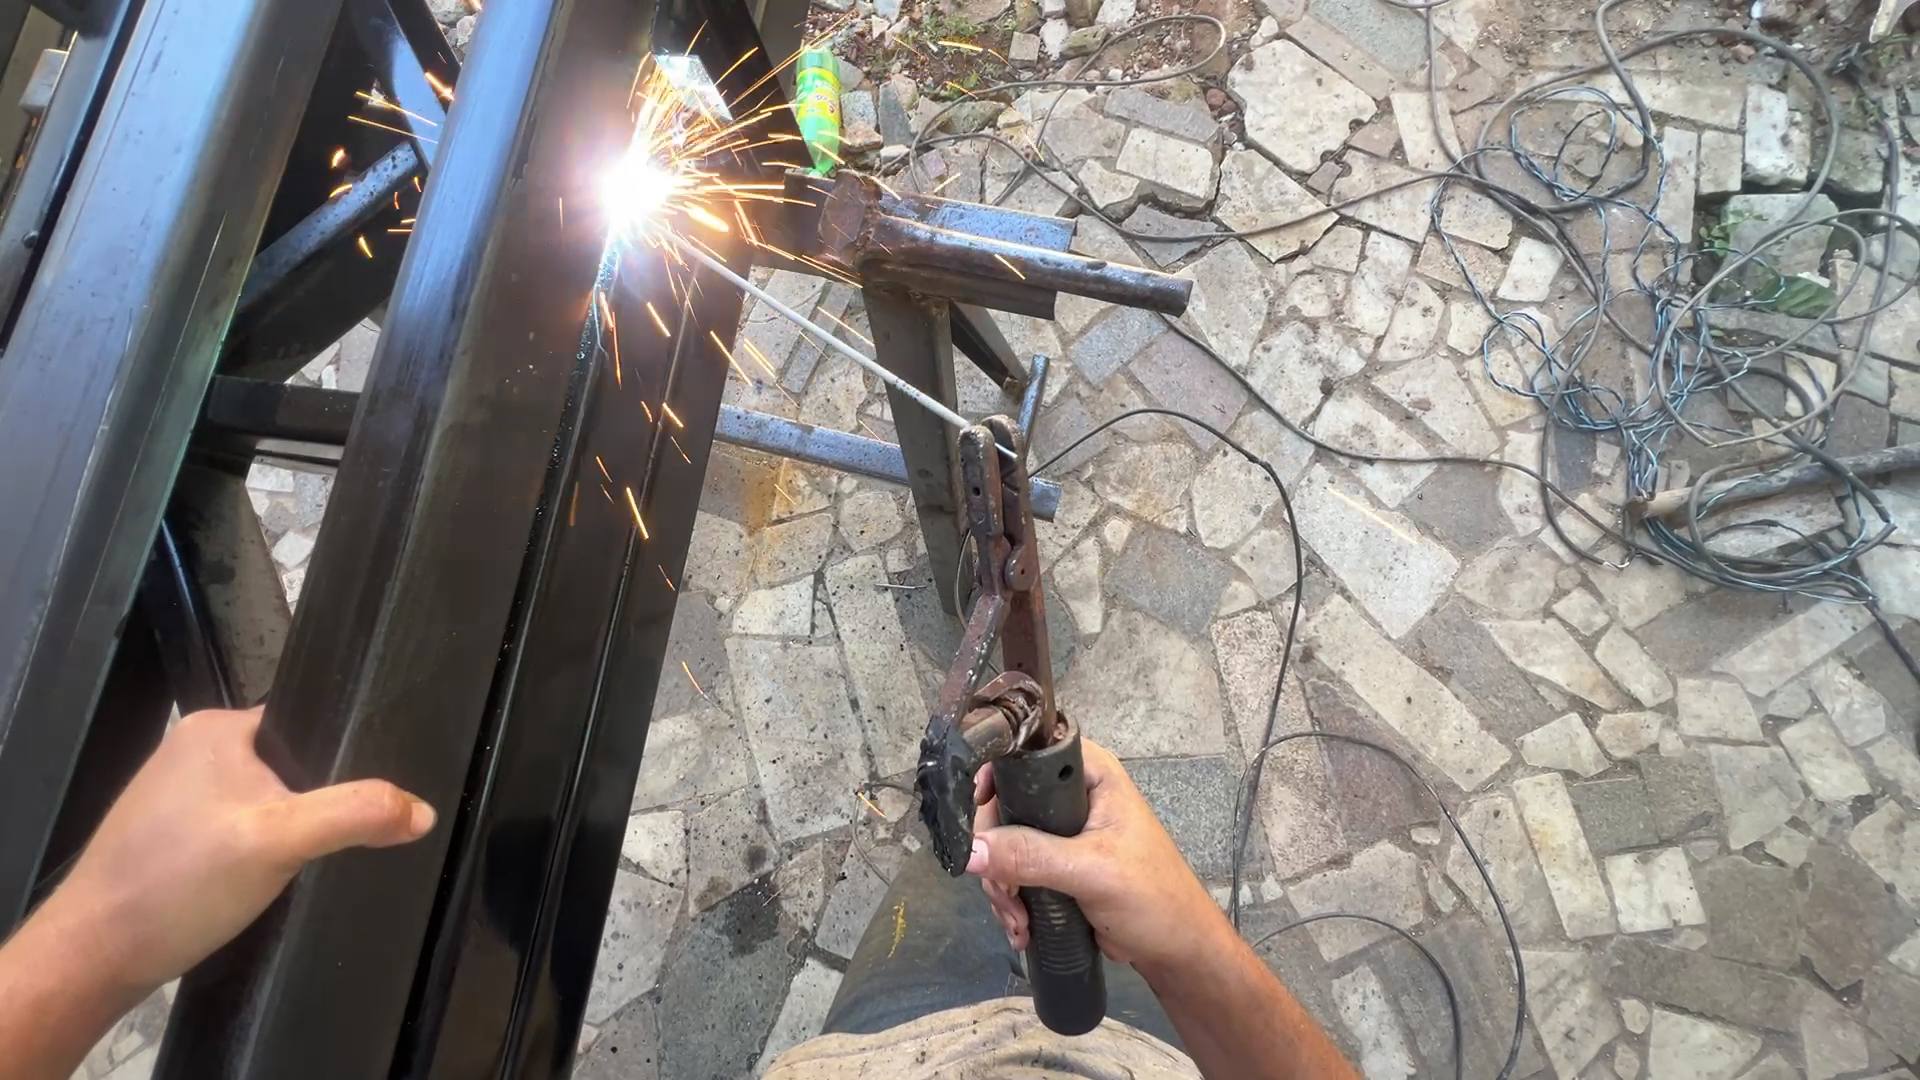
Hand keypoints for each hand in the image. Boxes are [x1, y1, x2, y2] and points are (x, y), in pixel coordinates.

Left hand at [32, 706, 433, 995]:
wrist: (88, 966)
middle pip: (304, 753)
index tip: (390, 773)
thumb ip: (358, 813)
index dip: (358, 743)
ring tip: (334, 834)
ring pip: (283, 786)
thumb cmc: (174, 884)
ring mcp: (189, 787)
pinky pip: (259, 811)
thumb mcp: (280, 840)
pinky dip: (283, 830)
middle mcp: (202, 747)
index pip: (316, 716)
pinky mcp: (185, 826)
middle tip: (363, 812)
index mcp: (218, 727)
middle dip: (336, 783)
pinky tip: (295, 855)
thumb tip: (425, 812)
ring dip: (310, 810)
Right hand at [965, 738, 1223, 971]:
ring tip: (1017, 920)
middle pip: (1007, 803)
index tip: (978, 806)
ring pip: (1004, 840)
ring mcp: (1060, 829)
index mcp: (1089, 772)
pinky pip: (1012, 869)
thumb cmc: (1153, 897)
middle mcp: (1071, 793)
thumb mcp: (1091, 871)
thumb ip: (1031, 857)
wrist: (1175, 952)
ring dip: (1001, 883)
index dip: (998, 774)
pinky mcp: (1054, 862)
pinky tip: (1019, 925)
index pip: (1030, 753)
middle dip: (996, 850)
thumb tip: (971, 851)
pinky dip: (1009, 897)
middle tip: (1001, 890)